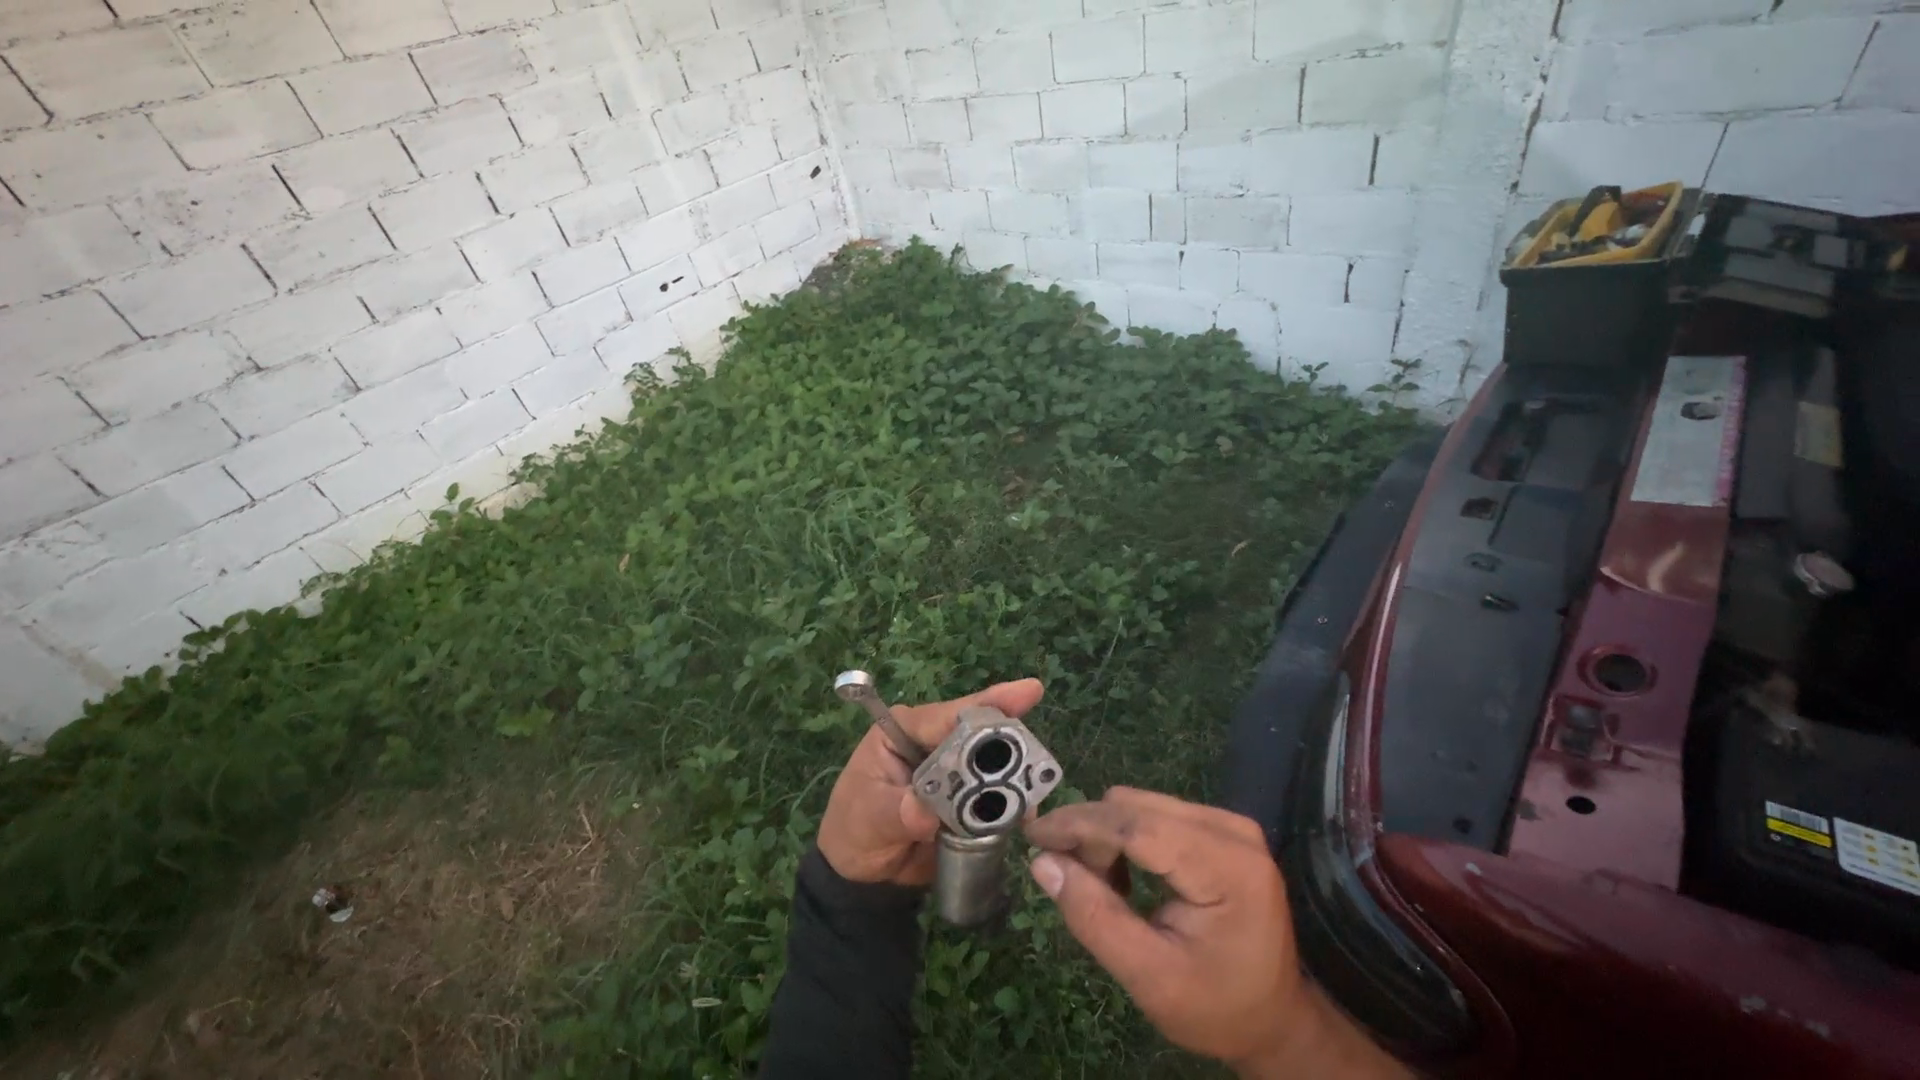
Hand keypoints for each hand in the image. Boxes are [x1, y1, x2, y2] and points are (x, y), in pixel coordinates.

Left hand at [816, 678, 1044, 886]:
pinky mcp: (970, 798)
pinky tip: (1025, 813)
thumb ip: (895, 813)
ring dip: (1014, 775)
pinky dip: (1012, 803)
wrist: (864, 877)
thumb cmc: (855, 832)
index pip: (948, 716)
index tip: (1028, 692)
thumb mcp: (868, 820)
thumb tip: (922, 810)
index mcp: (905, 730)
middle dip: (1008, 741)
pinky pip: (997, 795)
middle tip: (1036, 756)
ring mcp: (956, 769)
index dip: (986, 705)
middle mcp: (935, 742)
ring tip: (1035, 787)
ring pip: (994, 763)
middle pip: (980, 732)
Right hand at [1025, 788, 1409, 1078]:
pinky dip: (1125, 839)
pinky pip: (1154, 813)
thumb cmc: (1216, 1006)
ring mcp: (1229, 824)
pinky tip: (1124, 879)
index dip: (1079, 826)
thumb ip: (1095, 918)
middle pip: (1136, 809)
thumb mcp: (1149, 977)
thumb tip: (1042, 863)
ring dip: (1106, 838)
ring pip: (1140, 805)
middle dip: (1089, 836)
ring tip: (1103, 890)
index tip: (1032, 836)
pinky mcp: (1220, 828)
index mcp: (1228, 868)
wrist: (1273, 1016)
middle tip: (1063, 877)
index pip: (1138, 827)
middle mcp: (1233, 831)